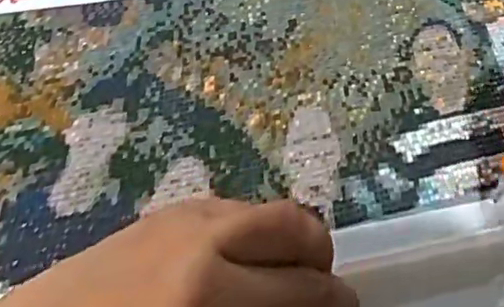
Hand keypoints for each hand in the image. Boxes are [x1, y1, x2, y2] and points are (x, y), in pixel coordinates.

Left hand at [0, 199, 355, 306]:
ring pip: (266, 209)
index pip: (302, 290)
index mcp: (209, 292)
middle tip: (329, 292)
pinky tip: (244, 265)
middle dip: (323, 259)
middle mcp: (206, 237)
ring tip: (291, 278)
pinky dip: (254, 232)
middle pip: (296, 226)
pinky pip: (233, 208)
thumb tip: (302, 304)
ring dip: (290, 240)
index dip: (335, 301)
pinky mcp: (168, 207)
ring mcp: (186, 213)